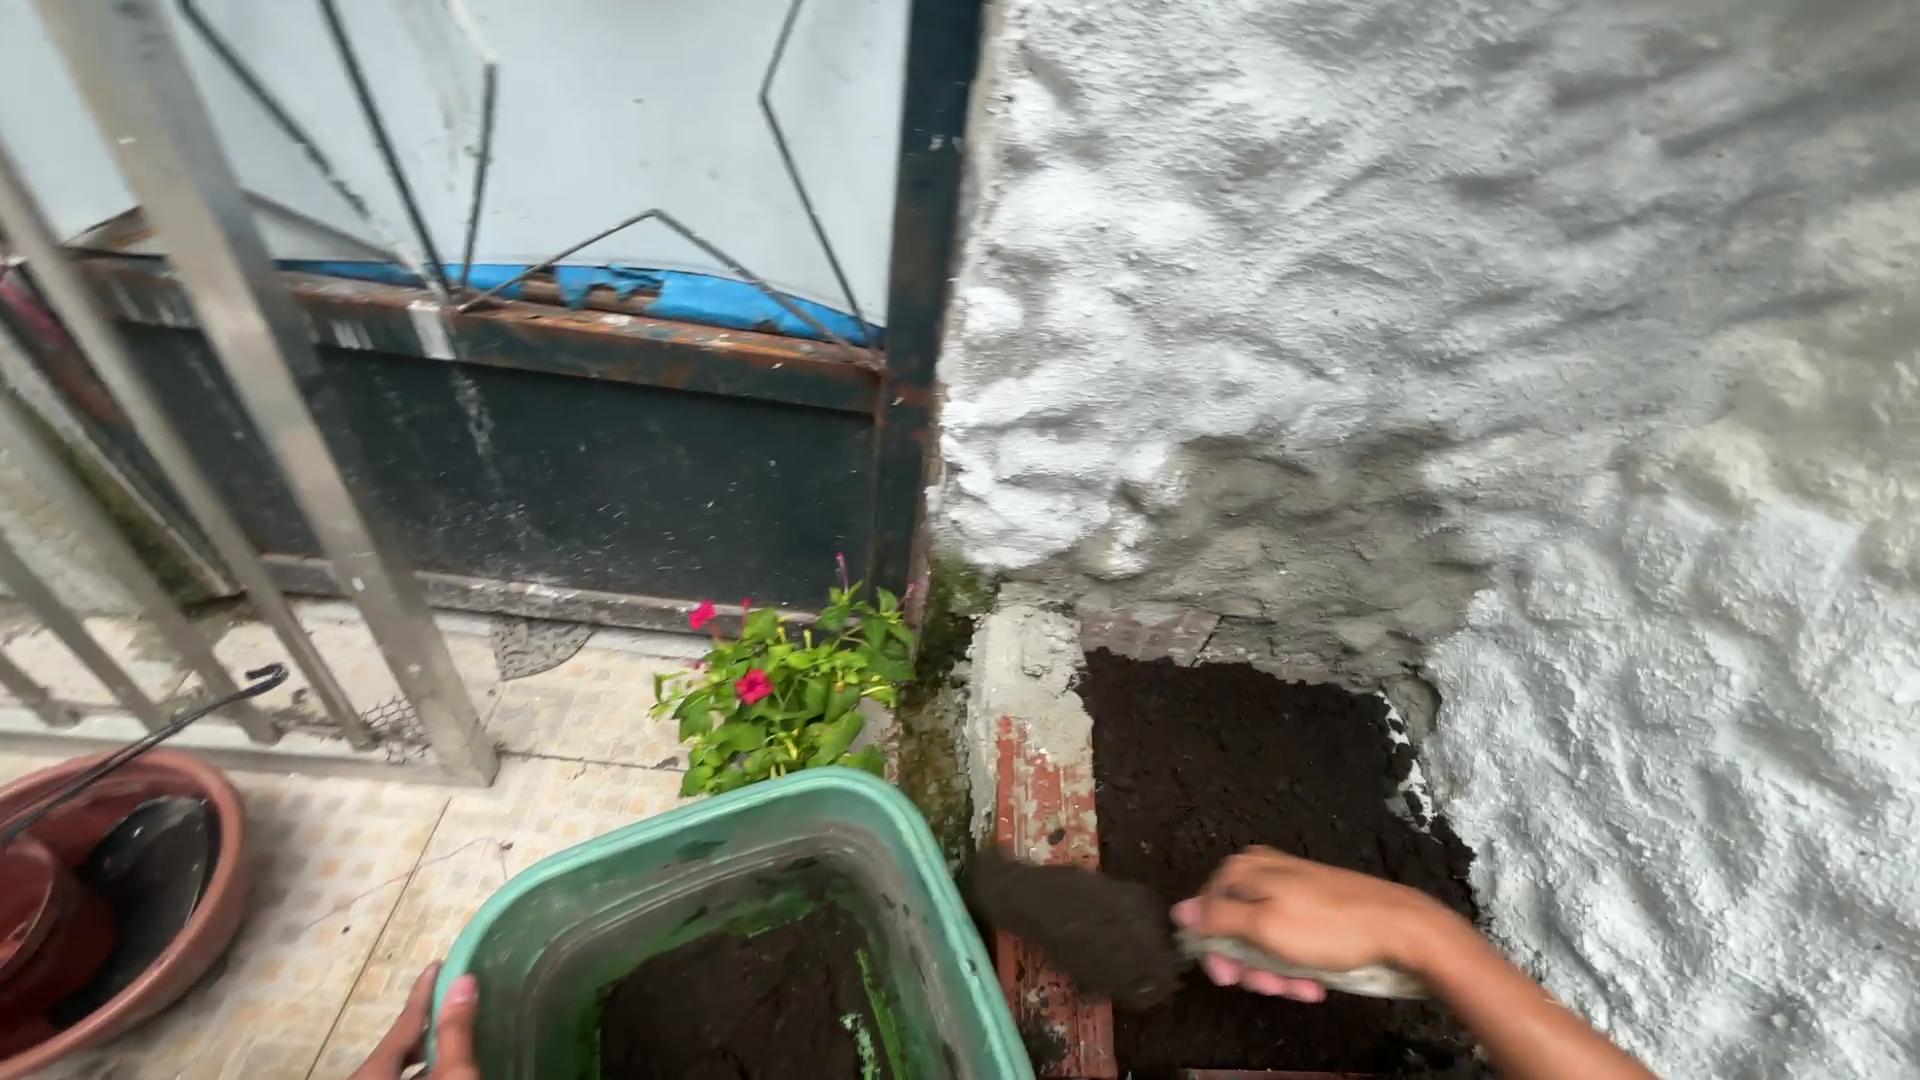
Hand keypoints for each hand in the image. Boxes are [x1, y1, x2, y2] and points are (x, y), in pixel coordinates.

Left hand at [346, 963, 480, 1079]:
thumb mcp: (452, 1076)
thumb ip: (455, 1032)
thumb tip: (463, 980)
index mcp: (373, 1070)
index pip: (404, 1020)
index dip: (424, 990)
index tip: (438, 963)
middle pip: (398, 1044)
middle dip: (427, 1020)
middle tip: (454, 996)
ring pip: (395, 1065)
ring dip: (424, 1048)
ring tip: (453, 1032)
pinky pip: (395, 1079)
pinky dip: (418, 1069)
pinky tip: (439, 1068)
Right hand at [1171, 846, 1459, 1002]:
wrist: (1400, 927)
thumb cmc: (1328, 927)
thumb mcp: (1265, 926)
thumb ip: (1217, 917)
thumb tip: (1179, 911)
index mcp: (1241, 869)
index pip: (1203, 910)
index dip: (1214, 949)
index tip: (1233, 980)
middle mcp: (1257, 870)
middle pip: (1232, 924)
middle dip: (1250, 963)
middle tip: (1273, 987)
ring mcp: (1284, 885)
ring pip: (1260, 935)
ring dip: (1275, 969)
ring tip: (1303, 988)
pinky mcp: (1307, 902)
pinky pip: (1286, 934)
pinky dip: (1294, 961)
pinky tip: (1313, 980)